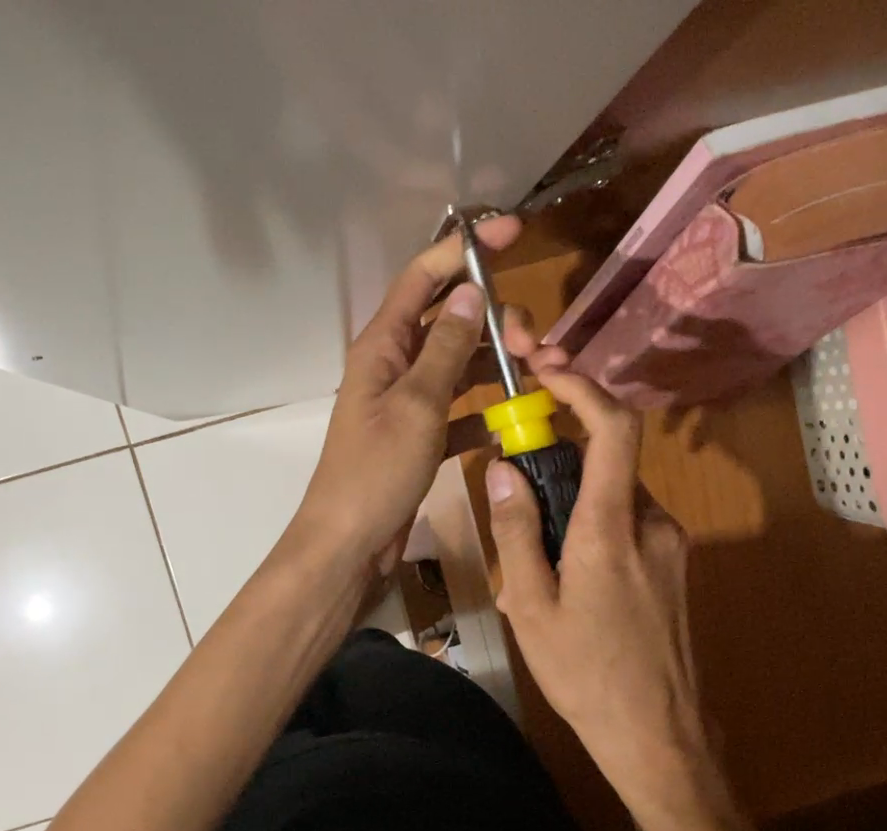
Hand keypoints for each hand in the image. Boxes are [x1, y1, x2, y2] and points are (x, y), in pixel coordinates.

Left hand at [291, 215, 534, 567]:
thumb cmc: (376, 471)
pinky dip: (485, 409)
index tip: (513, 231)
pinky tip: (514, 419)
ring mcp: (406, 403)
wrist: (350, 543)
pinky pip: (459, 409)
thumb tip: (469, 291)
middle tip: (533, 344)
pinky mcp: (419, 437)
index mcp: (382, 346)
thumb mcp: (417, 405)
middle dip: (493, 319)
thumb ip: (446, 348)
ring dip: (495, 362)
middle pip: (448, 319)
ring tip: (536, 374)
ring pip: (458, 364)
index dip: (464, 250)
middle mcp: (393, 366)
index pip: (423, 278)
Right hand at [486, 371, 736, 830]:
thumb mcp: (530, 608)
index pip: (612, 427)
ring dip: (568, 509)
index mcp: (610, 528)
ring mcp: (668, 545)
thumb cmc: (585, 675)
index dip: (581, 386)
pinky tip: (563, 586)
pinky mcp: (672, 567)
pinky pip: (622, 527)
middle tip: (510, 505)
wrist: (659, 735)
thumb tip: (504, 470)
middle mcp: (650, 522)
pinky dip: (587, 532)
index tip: (543, 368)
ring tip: (529, 570)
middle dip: (554, 466)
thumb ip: (516, 533)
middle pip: (603, 461)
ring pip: (609, 498)